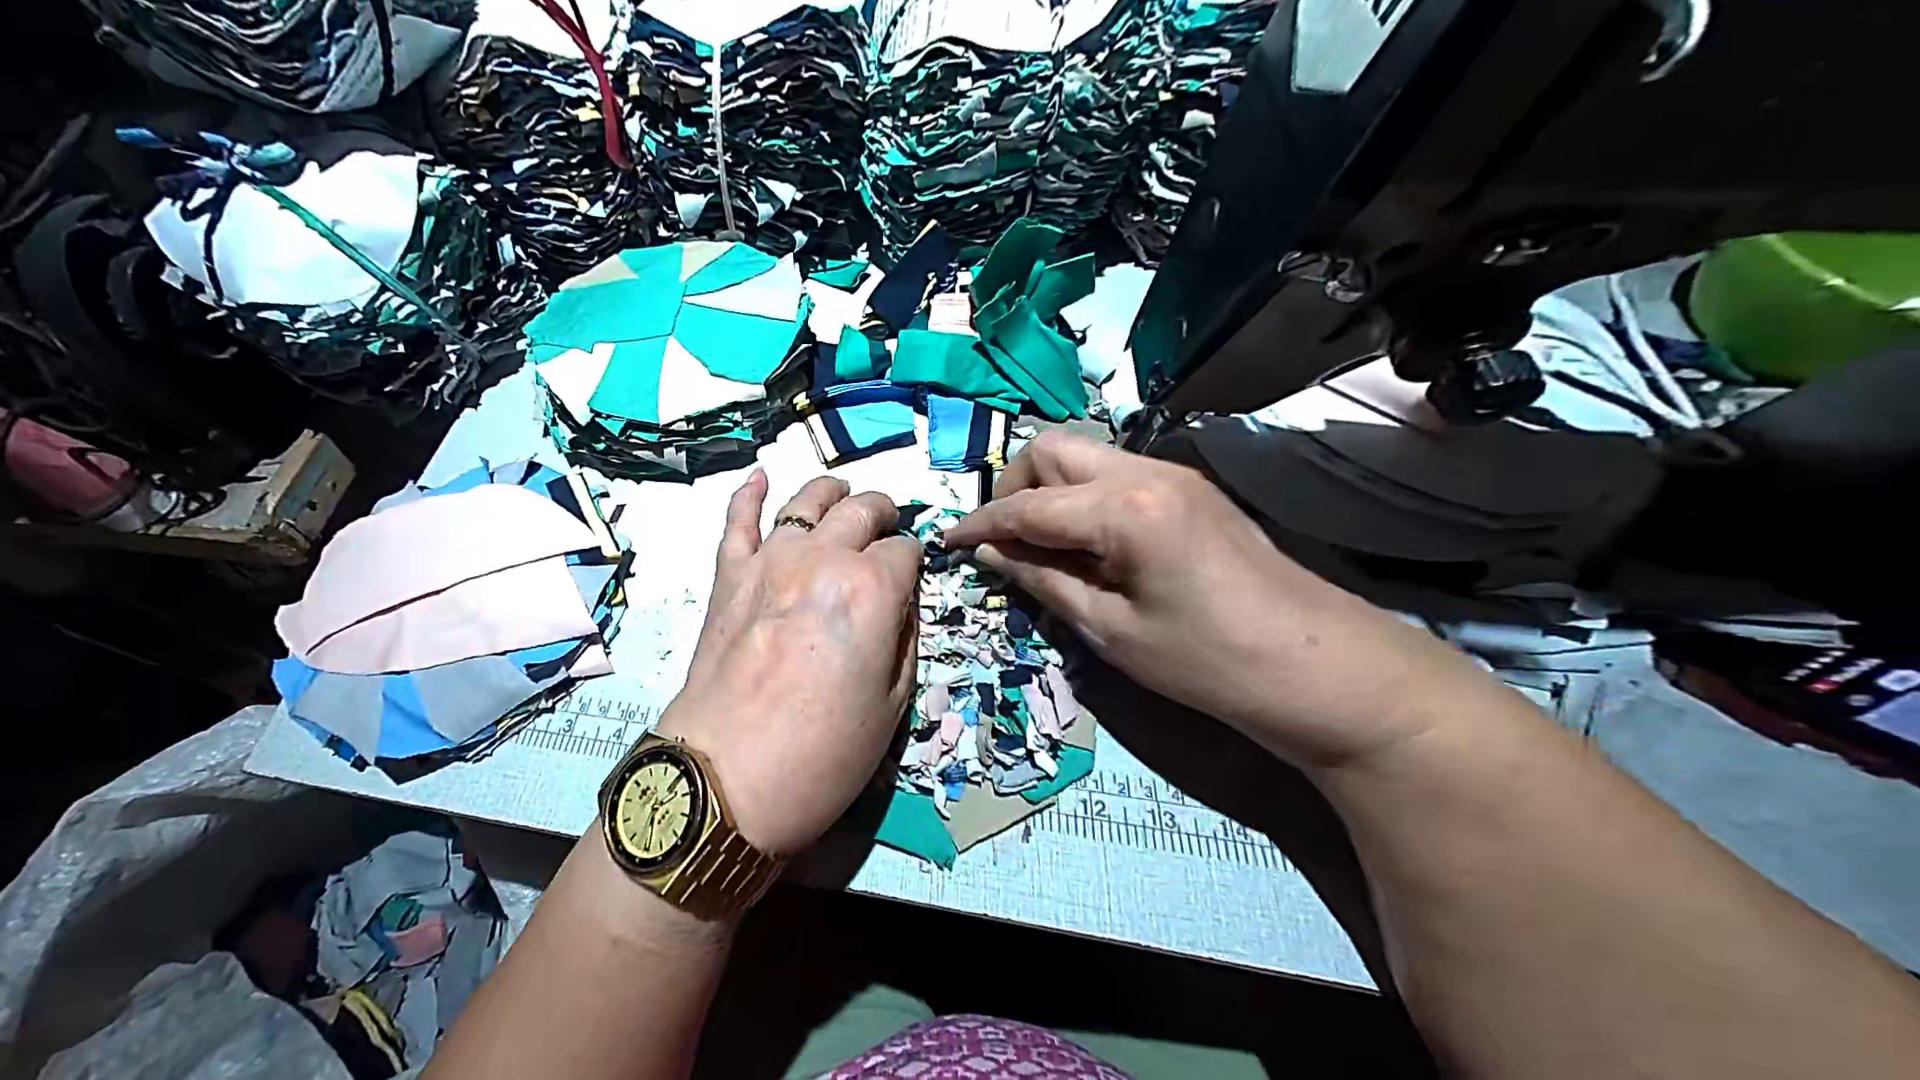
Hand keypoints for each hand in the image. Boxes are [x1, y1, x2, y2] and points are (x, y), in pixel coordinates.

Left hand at [656, 471, 919, 856]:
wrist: (725, 780)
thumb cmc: (824, 751)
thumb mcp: (894, 702)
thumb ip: (905, 636)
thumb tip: (900, 600)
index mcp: (872, 588)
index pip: (906, 551)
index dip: (914, 564)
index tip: (910, 582)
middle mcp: (823, 559)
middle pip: (862, 511)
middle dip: (883, 514)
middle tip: (887, 528)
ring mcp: (769, 562)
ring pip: (806, 502)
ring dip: (832, 493)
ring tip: (843, 495)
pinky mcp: (728, 578)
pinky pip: (737, 521)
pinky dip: (748, 494)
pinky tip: (760, 477)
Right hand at [941, 432, 1497, 770]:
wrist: (1317, 667)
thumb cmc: (1208, 662)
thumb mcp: (1111, 630)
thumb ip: (1043, 579)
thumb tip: (990, 553)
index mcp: (1125, 507)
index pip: (1028, 503)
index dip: (981, 524)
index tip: (948, 541)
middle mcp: (1147, 470)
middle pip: (1052, 449)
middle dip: (1015, 488)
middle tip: (1004, 544)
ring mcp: (1174, 474)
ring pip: (1085, 455)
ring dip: (1050, 490)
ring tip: (1041, 547)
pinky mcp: (1190, 489)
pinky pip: (1116, 475)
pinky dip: (1083, 498)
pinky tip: (1086, 544)